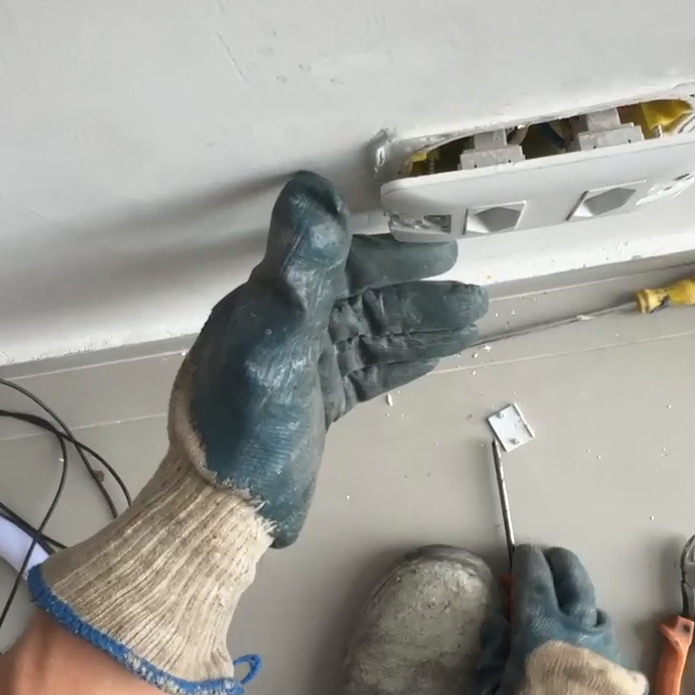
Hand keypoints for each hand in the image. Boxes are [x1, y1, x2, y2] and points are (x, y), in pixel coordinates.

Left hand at [184, 171, 486, 544]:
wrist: (223, 506)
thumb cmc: (244, 428)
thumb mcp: (269, 345)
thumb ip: (295, 272)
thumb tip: (312, 189)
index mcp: (277, 304)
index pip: (344, 265)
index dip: (393, 256)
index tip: (440, 253)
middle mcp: (293, 327)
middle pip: (368, 300)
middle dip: (421, 296)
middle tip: (472, 296)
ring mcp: (308, 366)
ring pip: (376, 335)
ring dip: (423, 327)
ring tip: (471, 323)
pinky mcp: (319, 401)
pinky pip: (369, 370)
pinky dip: (401, 360)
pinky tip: (434, 355)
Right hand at [475, 546, 694, 694]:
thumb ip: (491, 657)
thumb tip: (499, 628)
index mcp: (539, 628)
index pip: (535, 576)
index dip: (526, 560)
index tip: (520, 556)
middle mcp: (578, 628)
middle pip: (574, 577)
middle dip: (559, 564)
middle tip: (548, 563)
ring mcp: (607, 651)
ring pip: (595, 610)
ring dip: (579, 604)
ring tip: (566, 615)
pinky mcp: (626, 676)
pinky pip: (609, 647)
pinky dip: (595, 643)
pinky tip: (589, 659)